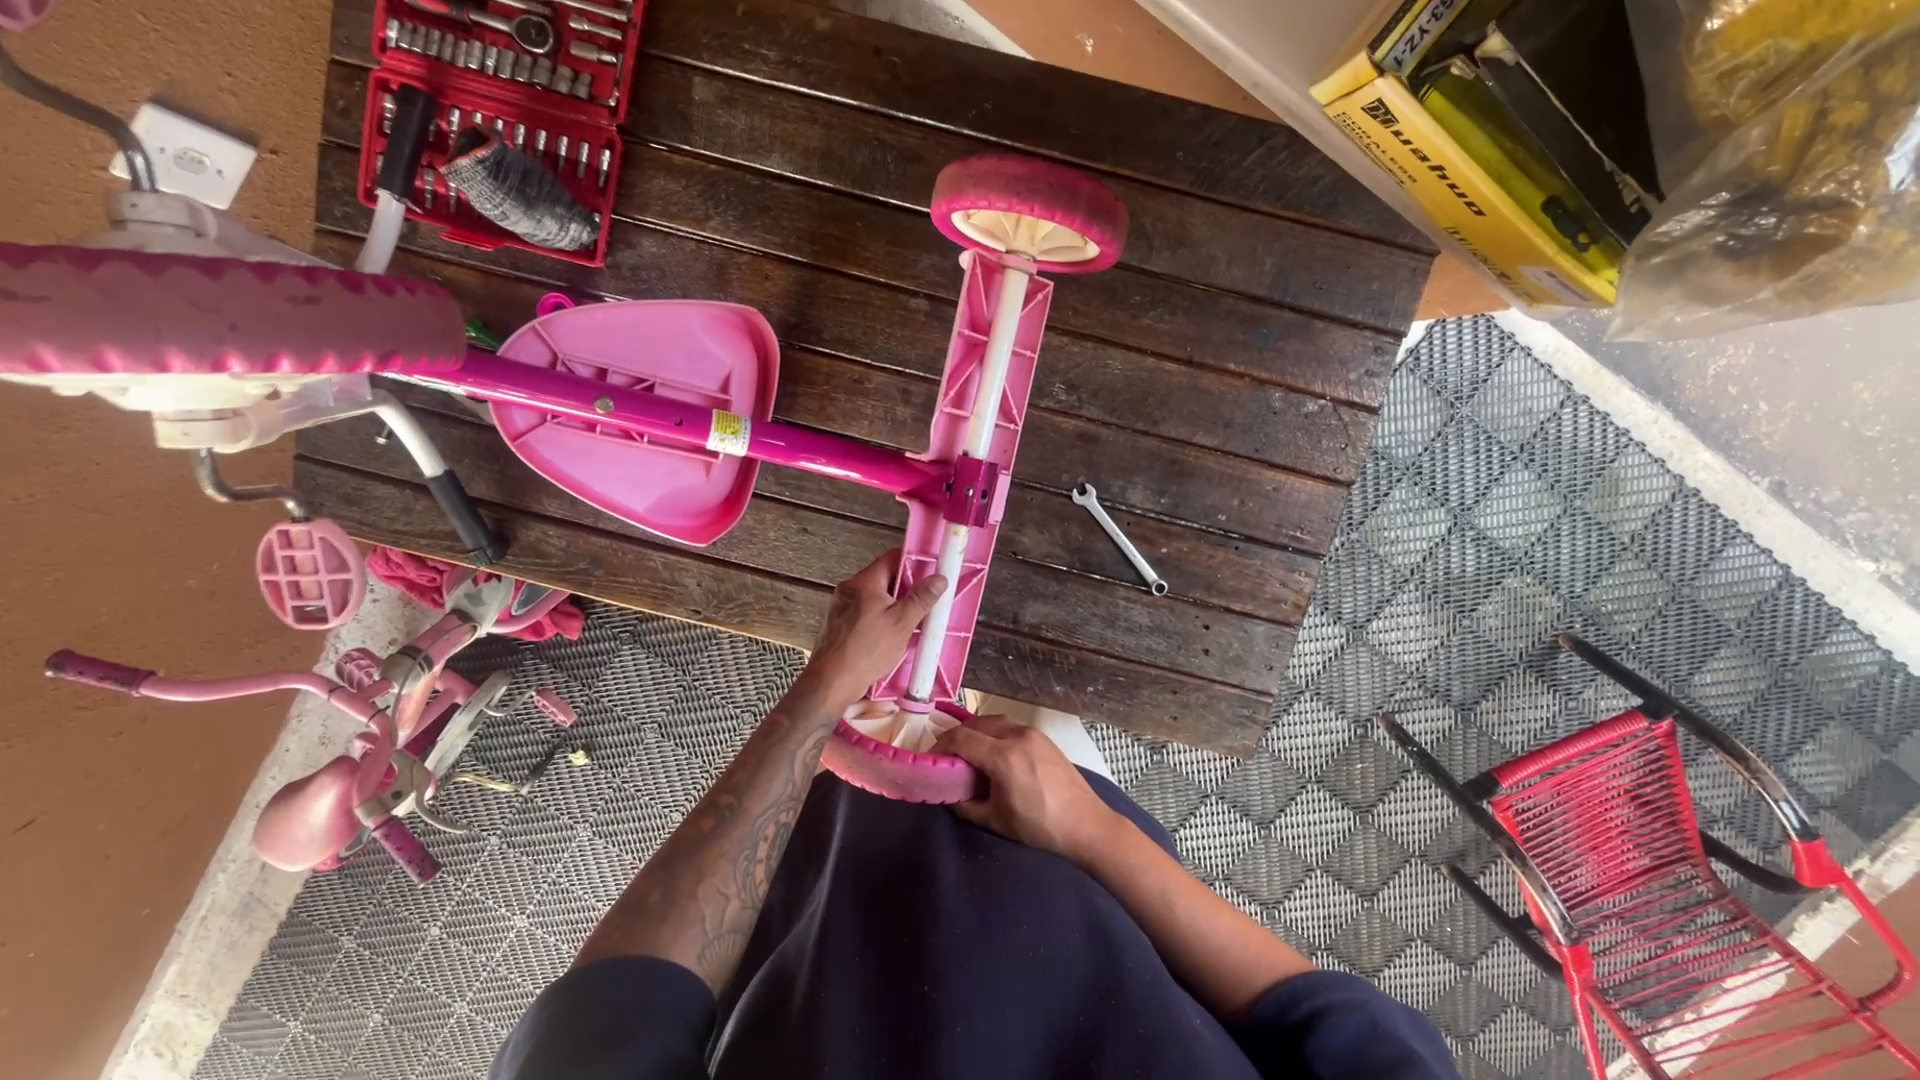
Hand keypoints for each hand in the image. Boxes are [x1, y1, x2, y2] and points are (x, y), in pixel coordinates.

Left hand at [796, 549, 946, 711]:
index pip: (892, 558)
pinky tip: (897, 634)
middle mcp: (850, 589)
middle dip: (908, 588)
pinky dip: (884, 618)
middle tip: (928, 599)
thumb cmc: (865, 651)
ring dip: (897, 606)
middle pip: (885, 578)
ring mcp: (844, 607)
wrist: (832, 683)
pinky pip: (868, 613)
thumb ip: (921, 599)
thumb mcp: (901, 623)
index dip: (914, 561)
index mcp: (864, 582)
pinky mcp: (842, 625)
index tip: (932, 572)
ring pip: (877, 598)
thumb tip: (939, 579)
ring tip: (916, 620)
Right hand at [934, 715, 1121, 861]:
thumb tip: (950, 795)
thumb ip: (966, 805)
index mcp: (1003, 756)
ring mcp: (1033, 734)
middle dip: (957, 737)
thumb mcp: (995, 820)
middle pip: (976, 724)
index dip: (941, 746)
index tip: (931, 759)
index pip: (961, 738)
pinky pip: (1010, 726)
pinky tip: (993, 752)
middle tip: (947, 756)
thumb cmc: (1039, 826)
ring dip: (976, 732)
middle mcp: (1017, 736)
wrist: (1086, 824)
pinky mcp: (1044, 738)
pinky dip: (994, 733)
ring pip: (994, 721)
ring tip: (968, 753)